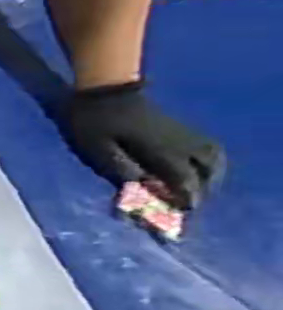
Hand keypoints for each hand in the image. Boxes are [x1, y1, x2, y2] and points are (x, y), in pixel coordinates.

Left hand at [58, 82, 225, 208]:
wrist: (106, 92)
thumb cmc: (94, 122)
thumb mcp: (97, 148)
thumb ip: (119, 167)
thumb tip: (139, 187)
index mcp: (162, 150)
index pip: (182, 180)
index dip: (183, 200)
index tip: (179, 217)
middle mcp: (183, 143)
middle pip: (206, 173)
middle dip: (199, 193)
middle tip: (184, 209)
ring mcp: (187, 134)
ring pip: (215, 161)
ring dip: (209, 180)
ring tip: (193, 195)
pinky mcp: (183, 129)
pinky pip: (210, 150)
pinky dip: (211, 165)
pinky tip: (198, 173)